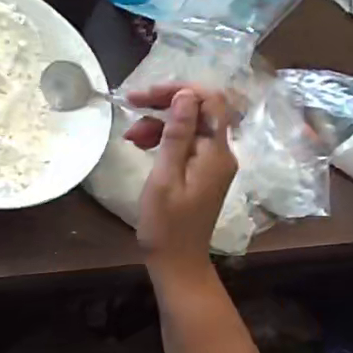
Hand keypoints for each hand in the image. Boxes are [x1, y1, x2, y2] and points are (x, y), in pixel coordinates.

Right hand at [125, 84, 236, 277]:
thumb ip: (176, 135)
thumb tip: (185, 96)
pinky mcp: (203, 173)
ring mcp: (214, 164)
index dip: (179, 90)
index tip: (145, 95)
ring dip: (160, 124)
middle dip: (165, 105)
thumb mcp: (165, 177)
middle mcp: (221, 153)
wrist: (177, 262)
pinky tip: (143, 145)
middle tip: (131, 106)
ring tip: (131, 136)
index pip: (209, 101)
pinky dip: (165, 140)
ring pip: (191, 127)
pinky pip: (188, 144)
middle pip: (200, 111)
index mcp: (216, 153)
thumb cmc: (166, 225)